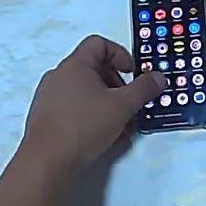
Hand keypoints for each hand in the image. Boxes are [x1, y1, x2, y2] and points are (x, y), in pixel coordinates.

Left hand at [18, 35, 165, 175]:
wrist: (46, 162)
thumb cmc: (85, 125)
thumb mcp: (122, 106)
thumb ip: (143, 89)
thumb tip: (158, 77)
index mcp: (75, 65)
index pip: (99, 43)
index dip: (121, 54)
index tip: (133, 74)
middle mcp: (59, 75)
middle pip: (95, 69)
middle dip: (118, 86)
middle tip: (131, 105)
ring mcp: (49, 96)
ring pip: (86, 91)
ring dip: (108, 104)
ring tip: (121, 127)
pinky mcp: (46, 116)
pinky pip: (74, 107)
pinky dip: (92, 115)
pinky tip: (103, 136)